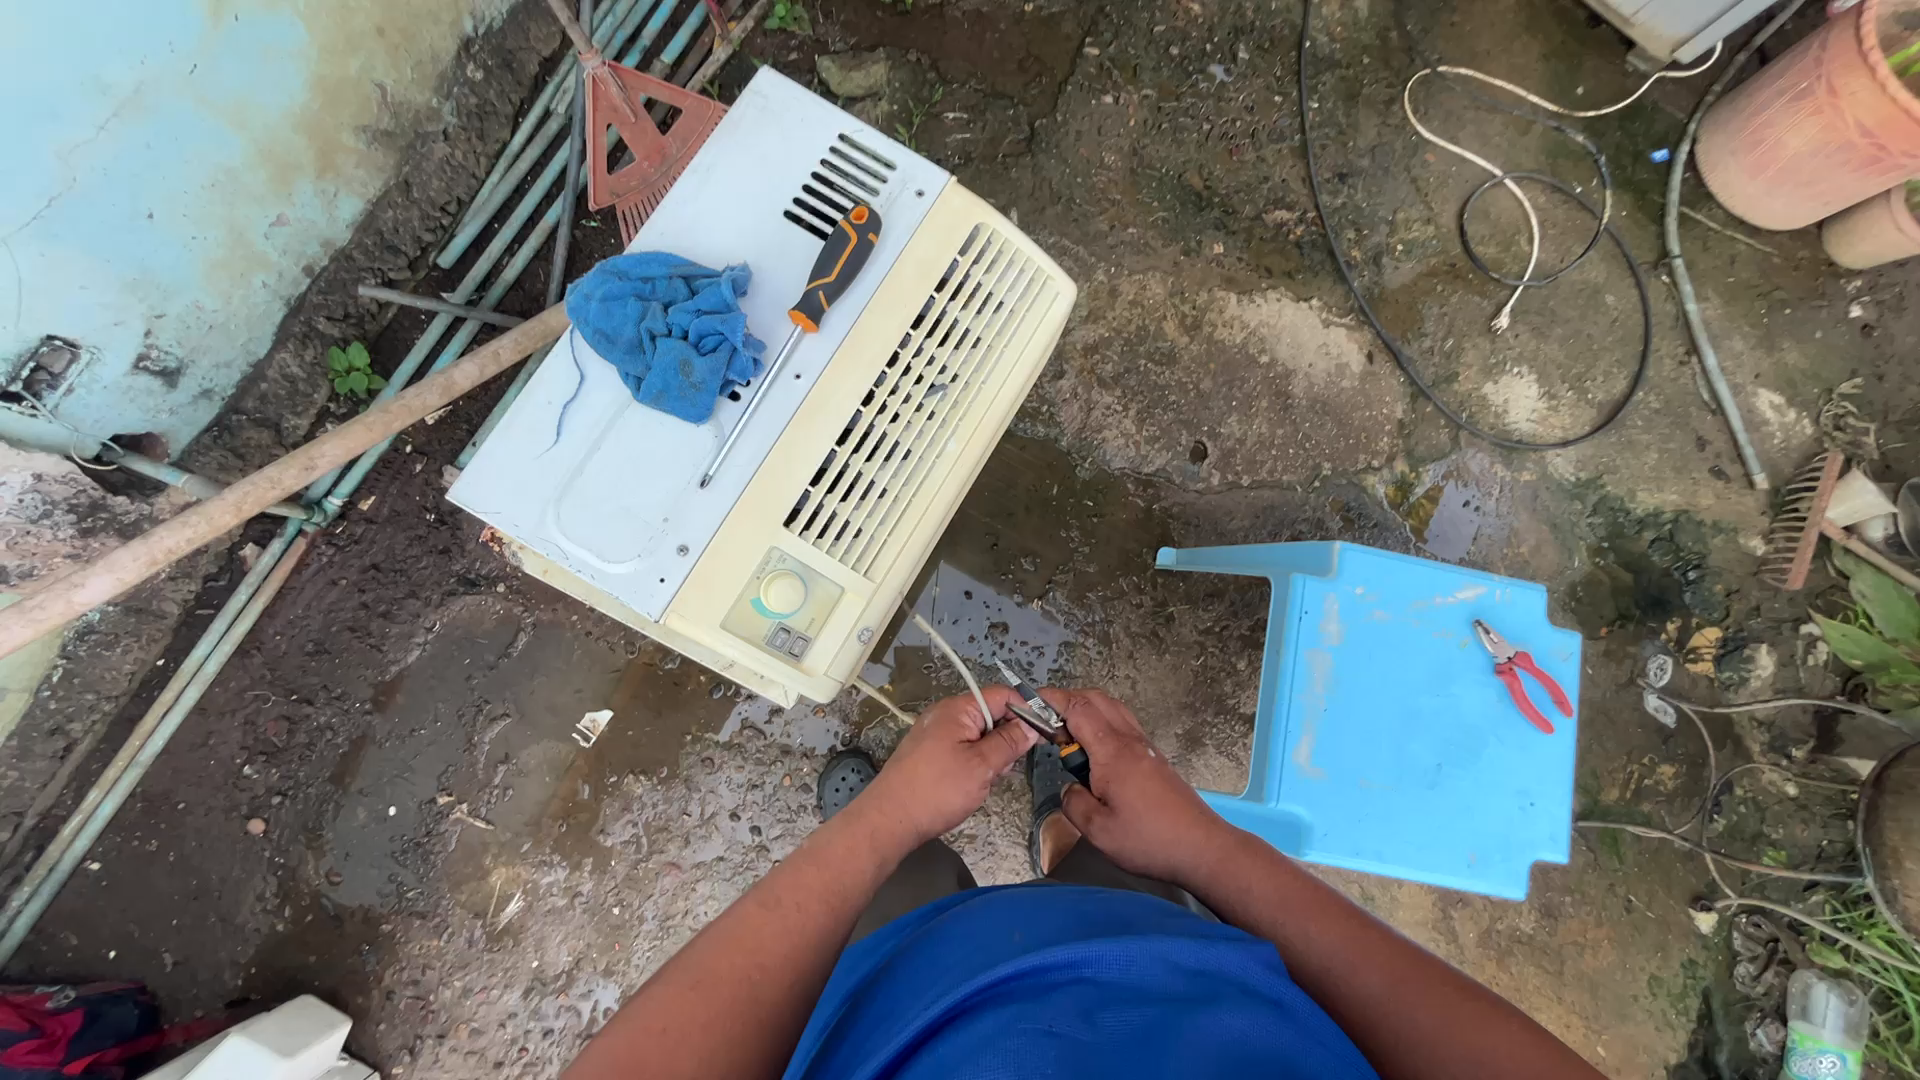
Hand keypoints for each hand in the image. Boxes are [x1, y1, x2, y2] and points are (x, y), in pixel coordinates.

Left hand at [858, 687, 1038, 848]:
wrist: (890, 820)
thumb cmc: (937, 790)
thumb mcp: (982, 766)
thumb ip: (1009, 742)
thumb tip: (1031, 725)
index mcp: (958, 709)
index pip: (1001, 694)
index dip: (1025, 710)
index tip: (1042, 734)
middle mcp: (946, 714)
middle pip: (990, 713)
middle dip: (1007, 737)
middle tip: (1008, 766)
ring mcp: (936, 733)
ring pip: (978, 734)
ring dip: (991, 754)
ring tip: (988, 780)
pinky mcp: (930, 753)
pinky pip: (963, 748)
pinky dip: (976, 762)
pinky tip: (974, 784)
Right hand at [1042, 688, 1237, 886]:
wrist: (1202, 847)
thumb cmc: (1149, 840)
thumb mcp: (1098, 831)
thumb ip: (1073, 803)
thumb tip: (1069, 789)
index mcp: (1112, 751)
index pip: (1077, 708)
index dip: (1051, 701)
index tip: (1030, 705)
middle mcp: (1129, 739)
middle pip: (1095, 699)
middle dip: (1066, 700)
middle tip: (1045, 720)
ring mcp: (1144, 746)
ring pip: (1112, 708)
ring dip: (1086, 709)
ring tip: (1067, 734)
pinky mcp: (1153, 757)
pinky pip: (1123, 723)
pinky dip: (1102, 722)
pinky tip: (1094, 750)